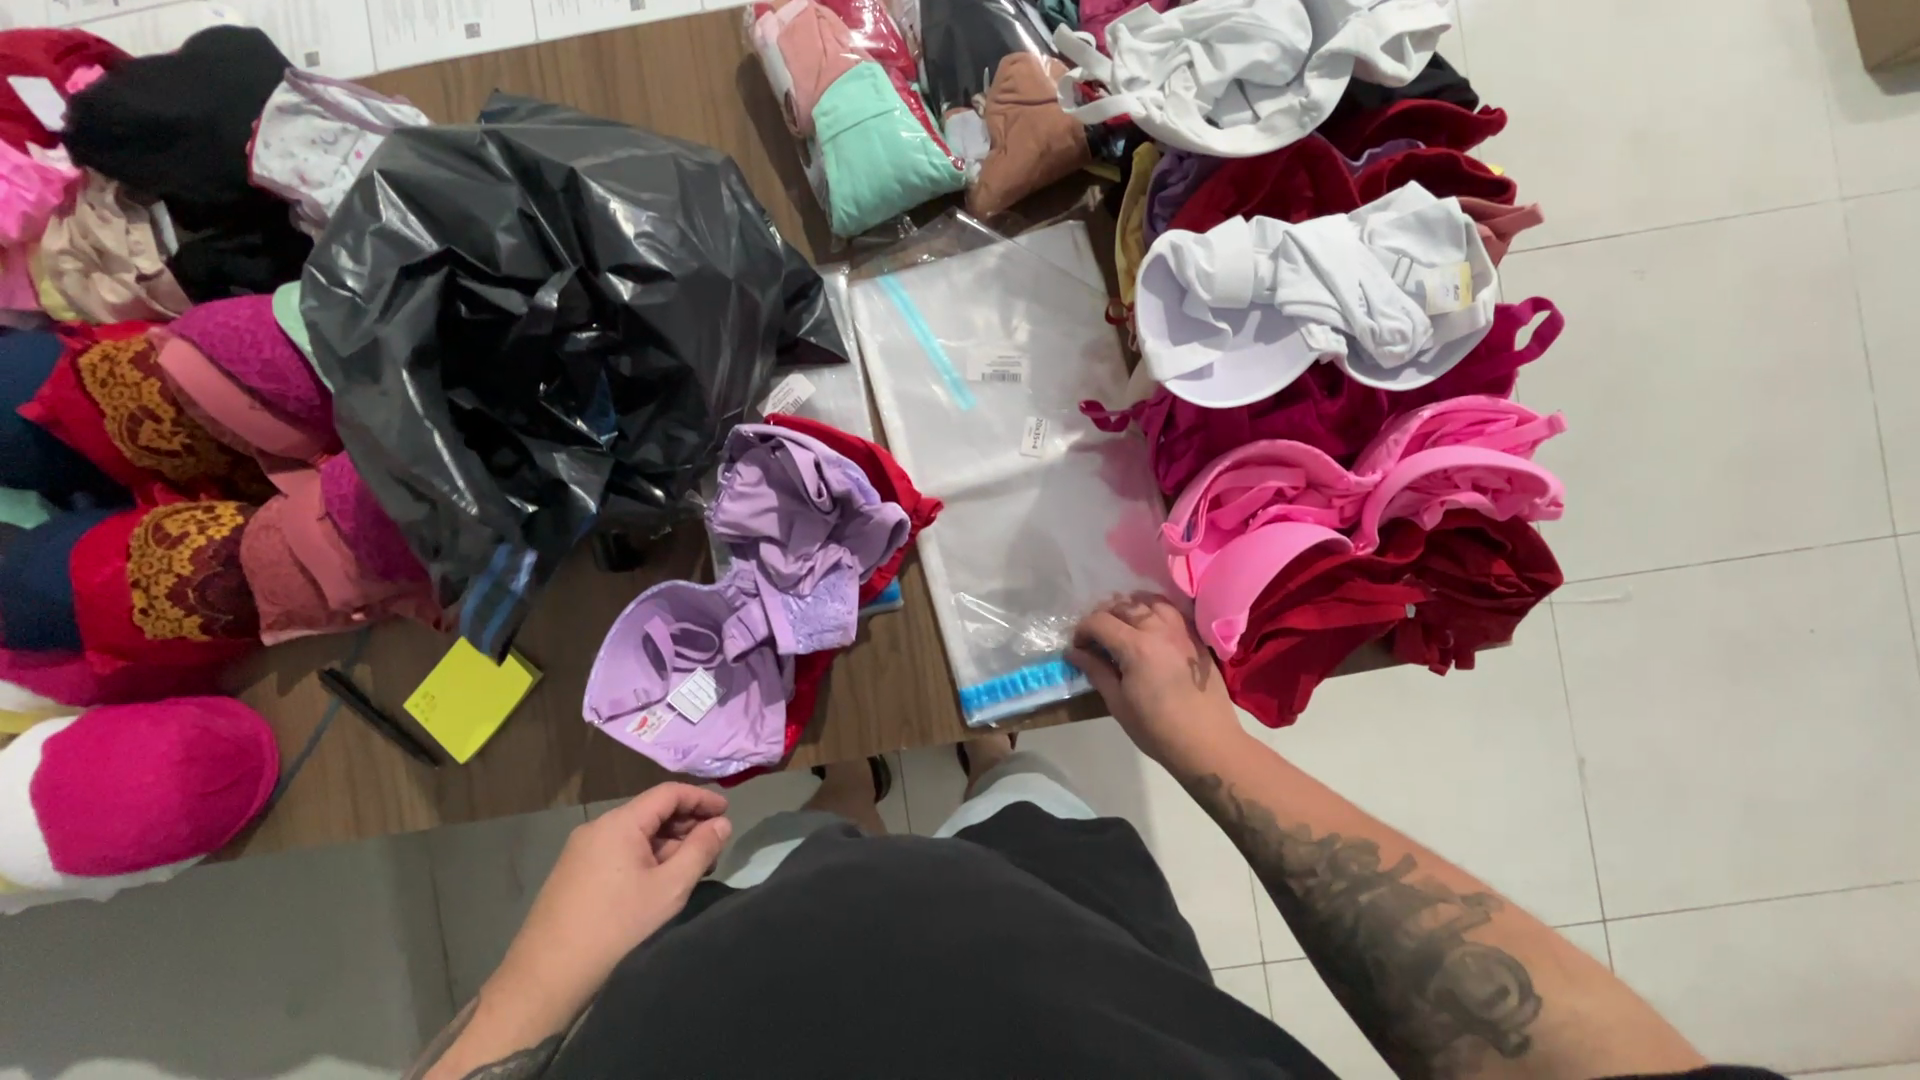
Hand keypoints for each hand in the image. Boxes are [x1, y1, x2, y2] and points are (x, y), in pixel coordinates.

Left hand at [482, 783, 732, 1028]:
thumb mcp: (670, 888)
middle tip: (715, 848)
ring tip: (692, 870)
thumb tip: (722, 823)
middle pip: (651, 813)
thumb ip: (701, 850)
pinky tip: (659, 884)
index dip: (702, 798)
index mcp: (618, 824)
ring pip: (635, 836)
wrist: (546, 980)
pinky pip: (619, 854)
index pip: (668, 793)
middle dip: (687, 825)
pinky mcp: (573, 877)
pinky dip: (646, 860)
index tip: (728, 813)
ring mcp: (580, 853)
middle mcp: (596, 829)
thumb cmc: (617, 928)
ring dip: (668, 846)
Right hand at [1067, 592, 1245, 767]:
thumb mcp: (1118, 703)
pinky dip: (1155, 610)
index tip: (1078, 648)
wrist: (1207, 743)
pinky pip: (1173, 611)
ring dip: (1131, 608)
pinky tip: (1150, 627)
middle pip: (1124, 605)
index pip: (1099, 621)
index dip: (1082, 630)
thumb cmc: (1157, 729)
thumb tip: (1074, 652)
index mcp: (1135, 647)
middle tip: (1097, 638)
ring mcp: (1181, 631)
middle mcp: (1159, 630)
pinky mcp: (1196, 639)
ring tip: (1124, 626)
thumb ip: (1096, 671)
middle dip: (1103, 616)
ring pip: (1150, 601)